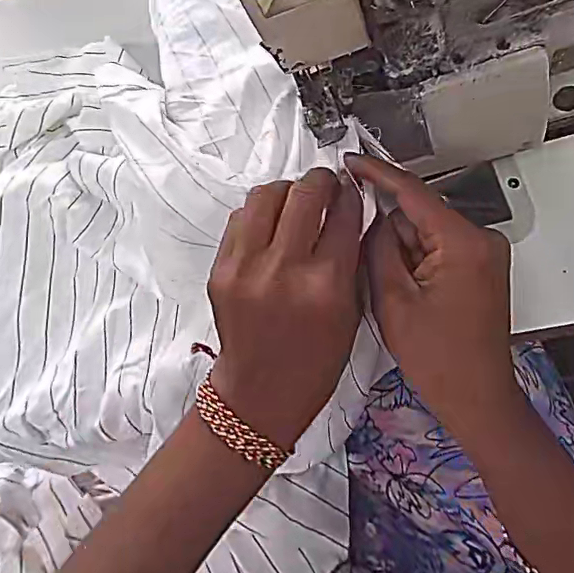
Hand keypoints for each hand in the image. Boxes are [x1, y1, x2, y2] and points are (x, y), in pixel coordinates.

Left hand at [206, 168, 363, 449]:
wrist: (262, 392)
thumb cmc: (315, 360)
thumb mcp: (351, 310)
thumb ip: (352, 257)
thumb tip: (351, 210)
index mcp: (326, 285)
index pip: (344, 213)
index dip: (351, 194)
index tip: (351, 190)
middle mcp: (284, 270)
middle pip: (306, 193)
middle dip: (322, 180)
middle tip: (327, 184)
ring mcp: (246, 268)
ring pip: (267, 194)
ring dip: (288, 190)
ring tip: (297, 201)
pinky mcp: (220, 270)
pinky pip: (241, 218)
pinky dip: (260, 213)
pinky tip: (272, 225)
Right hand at [346, 154, 525, 441]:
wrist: (478, 397)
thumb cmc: (442, 361)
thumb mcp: (393, 301)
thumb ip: (378, 248)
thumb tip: (372, 216)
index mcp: (463, 243)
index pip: (414, 192)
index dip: (378, 174)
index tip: (353, 162)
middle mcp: (482, 240)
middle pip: (420, 215)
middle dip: (391, 235)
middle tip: (378, 273)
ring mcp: (485, 253)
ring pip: (428, 232)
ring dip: (405, 253)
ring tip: (400, 295)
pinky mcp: (482, 266)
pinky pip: (440, 247)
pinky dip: (419, 261)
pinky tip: (412, 294)